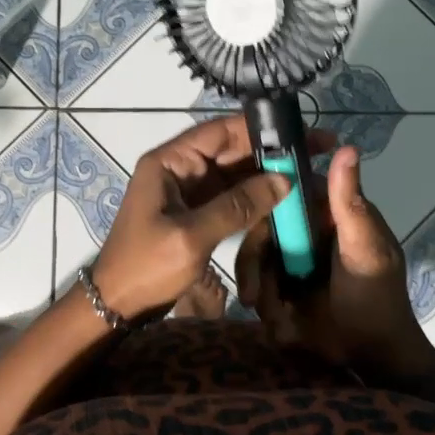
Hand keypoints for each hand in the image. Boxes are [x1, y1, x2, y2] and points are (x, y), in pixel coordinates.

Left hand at [91, 115, 298, 318]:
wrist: (116, 306)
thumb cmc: (146, 267)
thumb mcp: (192, 236)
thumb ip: (237, 206)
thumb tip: (283, 180)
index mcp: (169, 162)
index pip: (220, 131)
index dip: (261, 128)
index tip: (300, 129)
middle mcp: (180, 169)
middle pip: (232, 150)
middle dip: (272, 151)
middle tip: (318, 150)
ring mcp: (188, 192)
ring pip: (236, 174)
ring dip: (269, 174)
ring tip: (310, 172)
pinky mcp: (196, 214)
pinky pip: (232, 197)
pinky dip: (257, 197)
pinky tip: (286, 198)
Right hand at [236, 146, 434, 377]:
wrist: (374, 358)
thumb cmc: (377, 299)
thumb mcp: (365, 249)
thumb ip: (349, 203)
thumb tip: (348, 147)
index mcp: (327, 212)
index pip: (282, 193)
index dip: (261, 203)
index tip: (243, 219)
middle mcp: (305, 231)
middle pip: (261, 231)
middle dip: (255, 265)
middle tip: (254, 296)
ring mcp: (291, 261)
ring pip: (255, 262)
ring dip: (263, 292)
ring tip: (280, 320)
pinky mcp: (282, 289)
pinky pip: (258, 288)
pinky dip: (268, 308)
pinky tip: (284, 327)